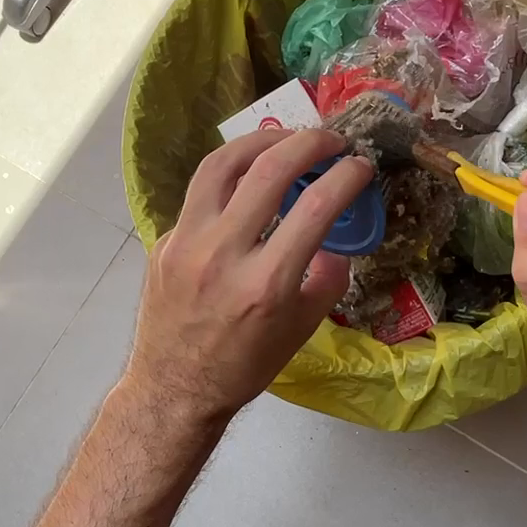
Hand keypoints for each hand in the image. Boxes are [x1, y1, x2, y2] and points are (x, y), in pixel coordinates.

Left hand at [126, 129, 372, 421]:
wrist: (175, 387)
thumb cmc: (246, 364)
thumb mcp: (303, 328)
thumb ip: (327, 276)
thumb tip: (335, 235)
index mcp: (266, 283)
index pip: (315, 208)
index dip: (346, 176)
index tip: (361, 165)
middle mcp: (223, 253)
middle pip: (268, 171)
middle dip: (309, 142)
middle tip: (331, 138)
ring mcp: (186, 242)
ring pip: (221, 164)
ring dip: (260, 140)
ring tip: (286, 138)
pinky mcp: (165, 240)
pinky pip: (200, 193)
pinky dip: (230, 177)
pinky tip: (247, 180)